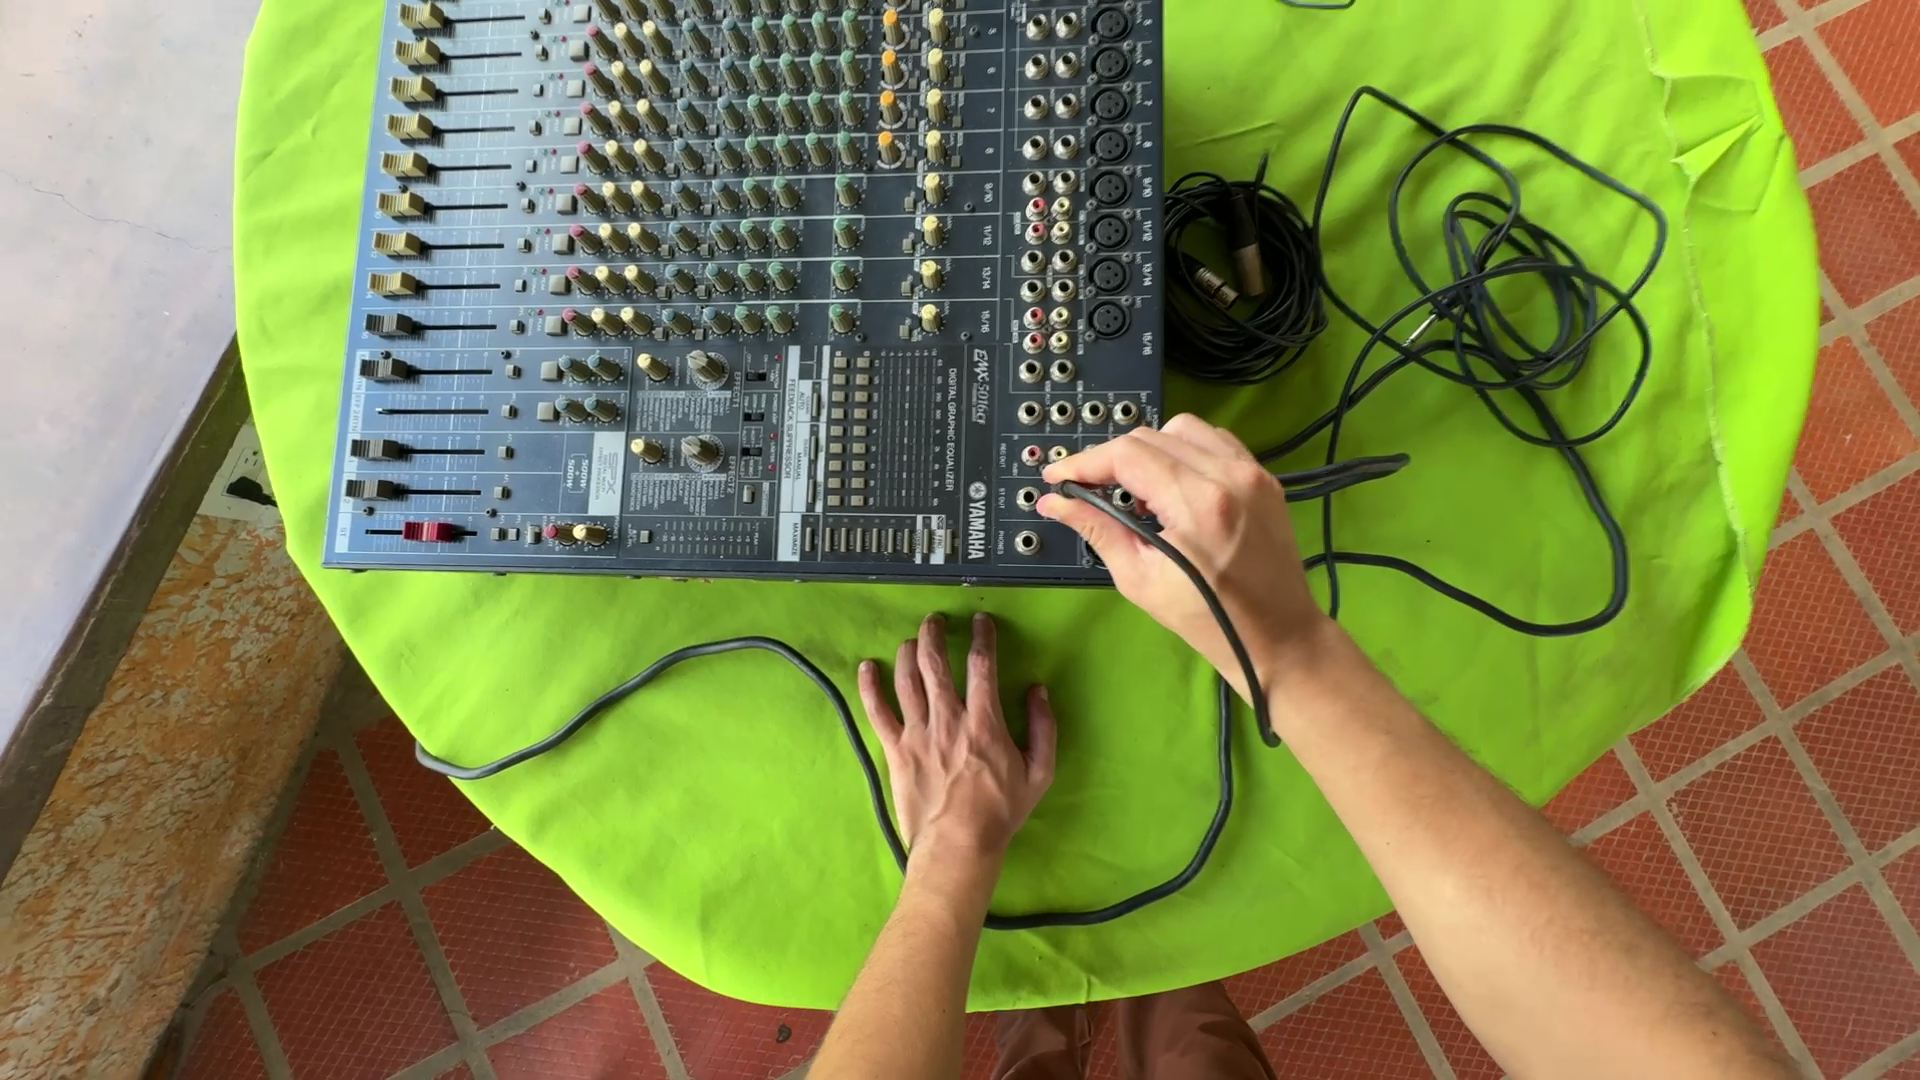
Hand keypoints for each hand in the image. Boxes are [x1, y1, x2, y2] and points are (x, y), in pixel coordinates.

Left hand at [857, 613, 1056, 868]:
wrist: (958, 846)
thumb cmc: (1001, 811)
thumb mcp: (1039, 772)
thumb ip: (1043, 728)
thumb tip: (1037, 691)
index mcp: (983, 721)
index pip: (981, 665)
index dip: (982, 637)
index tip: (980, 622)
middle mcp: (947, 718)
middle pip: (935, 663)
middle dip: (934, 634)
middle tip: (934, 621)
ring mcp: (917, 733)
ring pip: (907, 680)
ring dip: (907, 652)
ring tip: (911, 641)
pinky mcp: (896, 750)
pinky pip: (878, 712)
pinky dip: (870, 687)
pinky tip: (866, 667)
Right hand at [1037, 413, 1332, 698]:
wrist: (1277, 634)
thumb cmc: (1206, 619)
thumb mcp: (1139, 579)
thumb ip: (1097, 529)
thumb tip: (1053, 502)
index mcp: (1197, 503)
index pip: (1127, 455)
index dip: (1084, 462)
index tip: (1057, 477)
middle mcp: (1228, 475)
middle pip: (1148, 437)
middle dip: (1108, 459)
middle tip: (1088, 490)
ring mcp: (1251, 471)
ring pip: (1180, 428)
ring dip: (1146, 450)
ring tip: (1138, 492)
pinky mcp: (1262, 476)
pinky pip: (1212, 440)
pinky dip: (1182, 451)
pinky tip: (1172, 485)